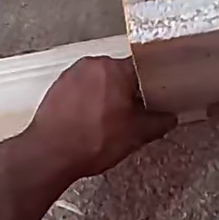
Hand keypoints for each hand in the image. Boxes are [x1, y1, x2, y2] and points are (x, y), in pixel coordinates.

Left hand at [20, 56, 176, 183]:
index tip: (155, 98)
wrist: (49, 154)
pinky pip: (81, 90)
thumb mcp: (135, 135)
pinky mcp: (57, 87)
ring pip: (99, 81)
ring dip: (106, 96)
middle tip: (133, 114)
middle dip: (127, 92)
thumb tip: (168, 118)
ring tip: (109, 121)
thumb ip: (158, 122)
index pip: (142, 68)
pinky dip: (88, 102)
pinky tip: (90, 122)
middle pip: (119, 74)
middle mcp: (92, 65)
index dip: (151, 85)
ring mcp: (71, 74)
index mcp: (114, 69)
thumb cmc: (90, 141)